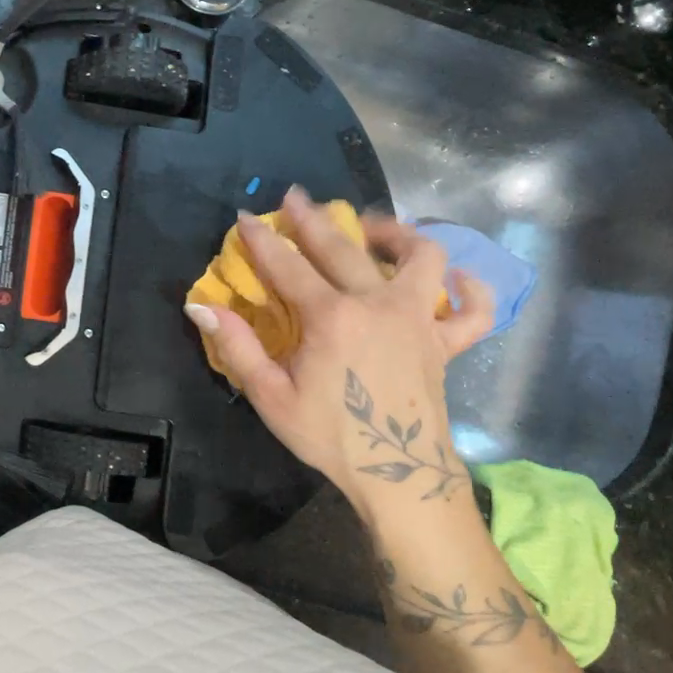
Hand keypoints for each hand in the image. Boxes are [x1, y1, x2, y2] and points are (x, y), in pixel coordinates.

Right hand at [183, 187, 493, 515]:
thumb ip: (236, 345)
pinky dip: (469, 288)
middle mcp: (378, 304)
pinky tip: (455, 277)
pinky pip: (472, 309)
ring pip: (421, 257)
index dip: (262, 240)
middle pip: (344, 248)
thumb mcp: (269, 395)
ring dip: (398, 235)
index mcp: (331, 316)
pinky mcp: (446, 343)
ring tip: (375, 230)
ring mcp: (419, 320)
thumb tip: (200, 306)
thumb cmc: (328, 436)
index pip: (288, 266)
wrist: (397, 475)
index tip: (244, 216)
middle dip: (315, 219)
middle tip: (297, 198)